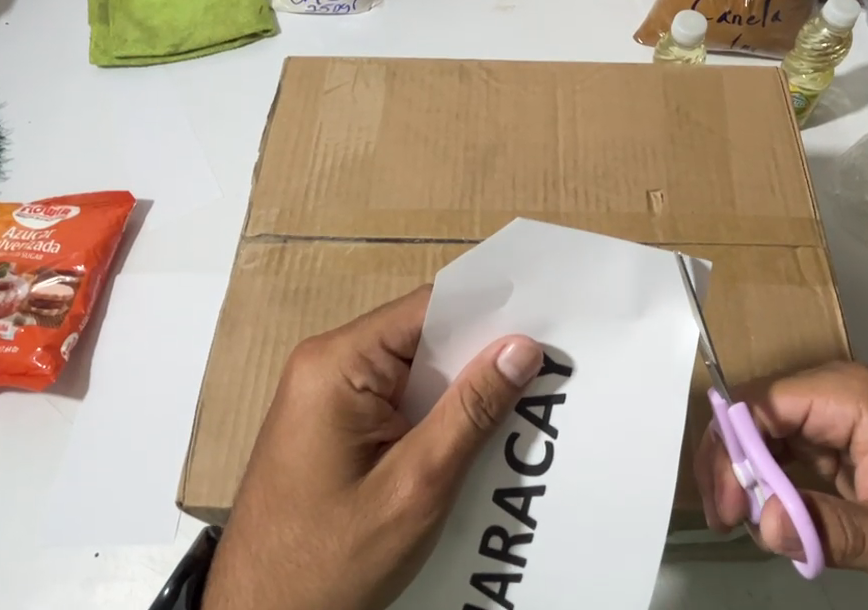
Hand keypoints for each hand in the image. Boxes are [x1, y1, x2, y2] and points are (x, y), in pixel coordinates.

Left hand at [204, 287, 543, 609]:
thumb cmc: (330, 560)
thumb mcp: (416, 486)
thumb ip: (470, 410)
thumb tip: (522, 346)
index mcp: (338, 361)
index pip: (428, 308)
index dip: (487, 312)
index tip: (542, 324)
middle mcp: (327, 361)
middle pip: (421, 335)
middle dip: (478, 355)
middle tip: (543, 372)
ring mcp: (324, 391)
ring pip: (412, 368)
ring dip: (458, 388)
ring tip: (519, 403)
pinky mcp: (329, 421)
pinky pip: (394, 395)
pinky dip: (432, 410)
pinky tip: (470, 434)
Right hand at [695, 362, 867, 609]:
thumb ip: (836, 531)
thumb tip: (765, 522)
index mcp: (851, 396)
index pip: (763, 404)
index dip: (734, 450)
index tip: (727, 508)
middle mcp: (836, 392)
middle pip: (754, 412)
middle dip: (730, 461)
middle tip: (725, 518)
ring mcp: (834, 414)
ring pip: (761, 429)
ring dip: (741, 471)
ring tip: (735, 519)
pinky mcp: (834, 440)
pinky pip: (780, 448)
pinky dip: (762, 479)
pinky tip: (758, 512)